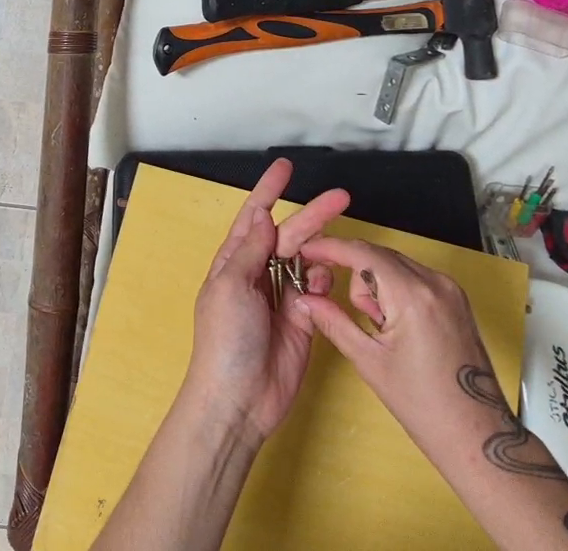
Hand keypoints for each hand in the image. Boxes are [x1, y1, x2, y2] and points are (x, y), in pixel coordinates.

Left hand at [178, 158, 349, 444]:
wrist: (239, 401)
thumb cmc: (225, 340)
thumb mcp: (230, 288)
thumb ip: (249, 251)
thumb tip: (263, 217)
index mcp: (234, 262)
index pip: (254, 217)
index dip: (269, 190)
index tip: (286, 166)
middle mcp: (258, 273)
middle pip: (289, 234)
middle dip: (313, 215)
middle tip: (342, 197)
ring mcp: (282, 296)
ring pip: (307, 259)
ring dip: (320, 251)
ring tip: (328, 256)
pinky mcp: (304, 319)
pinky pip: (319, 289)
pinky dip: (324, 281)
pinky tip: (324, 284)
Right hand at [298, 237, 567, 550]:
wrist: (476, 434)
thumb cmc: (421, 404)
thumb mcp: (369, 361)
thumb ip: (333, 322)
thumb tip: (304, 299)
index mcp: (412, 295)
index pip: (363, 253)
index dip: (330, 247)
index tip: (306, 251)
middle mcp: (435, 281)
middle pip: (379, 256)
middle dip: (358, 278)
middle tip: (362, 321)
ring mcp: (450, 288)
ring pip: (396, 265)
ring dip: (379, 286)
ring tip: (384, 332)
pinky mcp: (457, 299)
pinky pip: (414, 277)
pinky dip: (397, 291)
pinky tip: (399, 327)